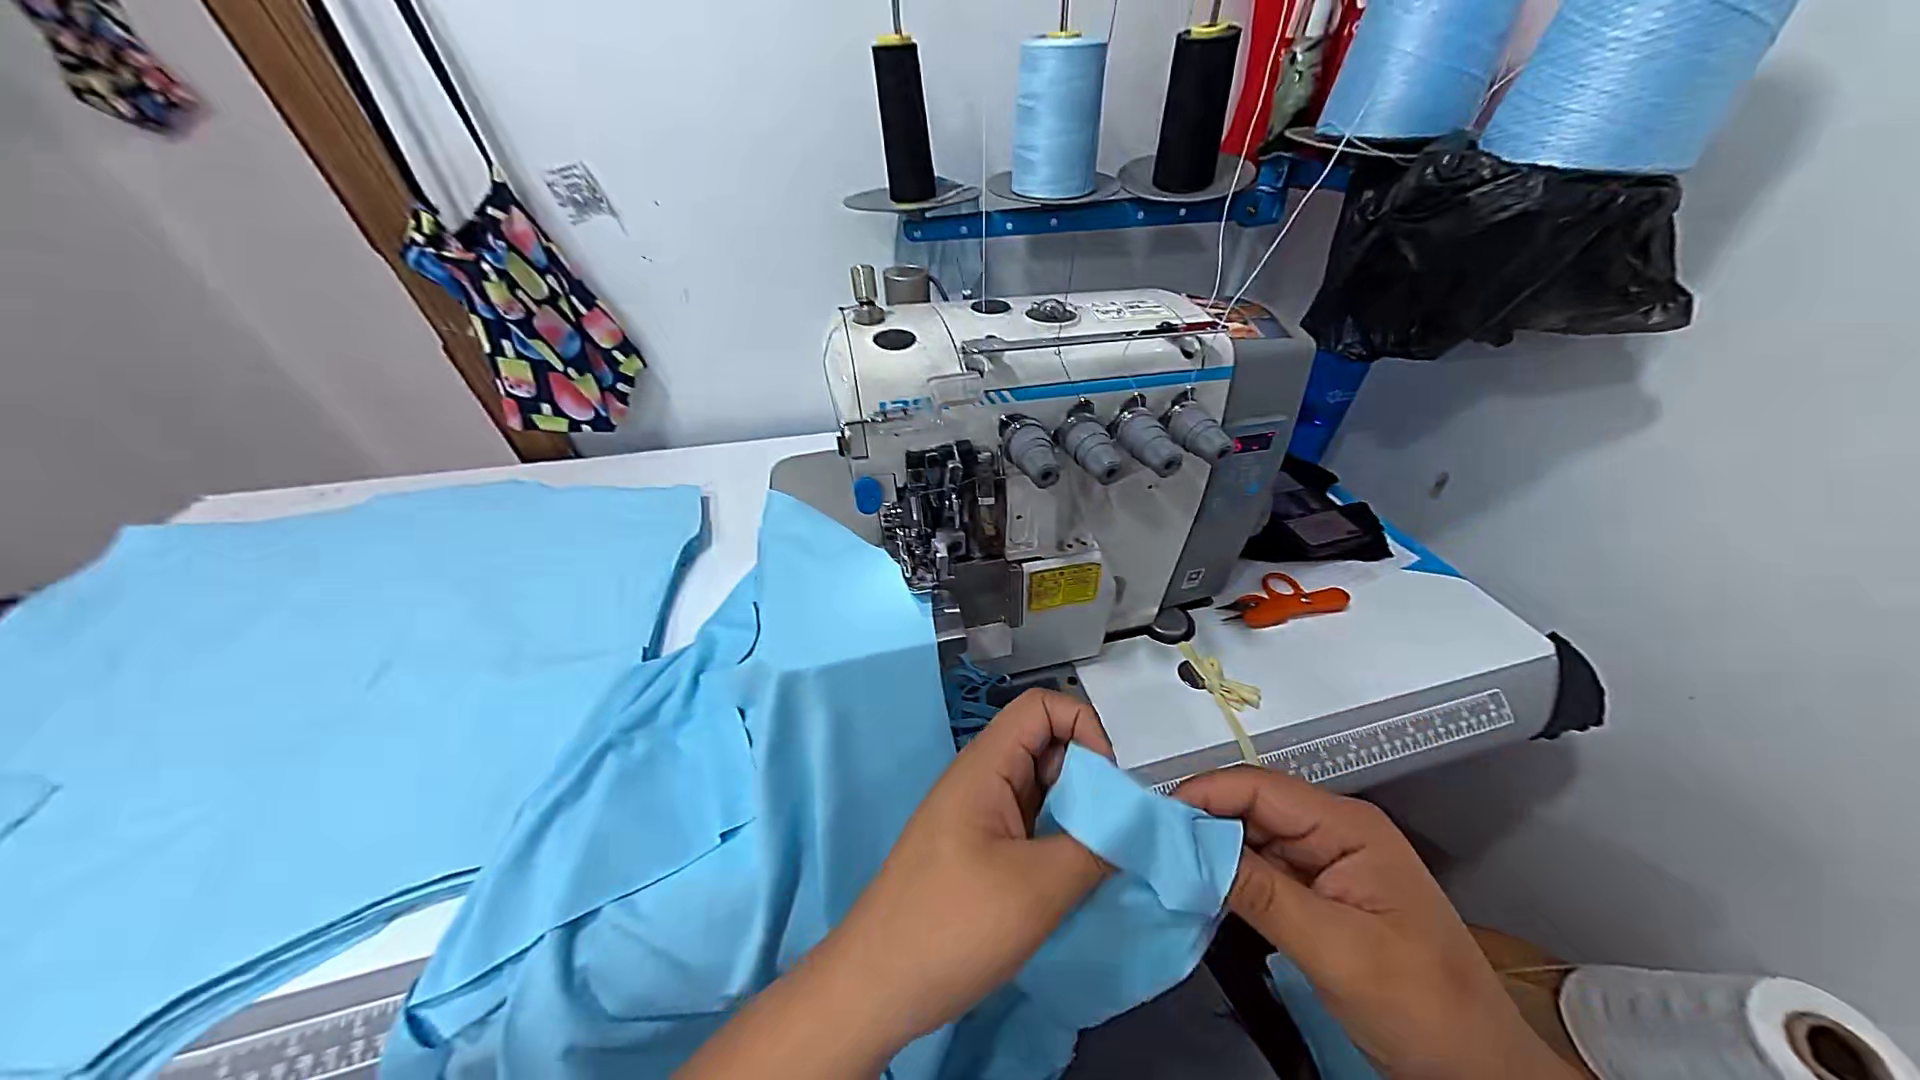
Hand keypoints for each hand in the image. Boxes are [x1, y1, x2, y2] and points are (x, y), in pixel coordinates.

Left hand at [826, 688, 1114, 1041]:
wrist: (876, 987)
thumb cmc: (952, 925)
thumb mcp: (1038, 887)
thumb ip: (1098, 846)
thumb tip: (1145, 822)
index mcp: (986, 765)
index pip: (1043, 707)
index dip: (1086, 727)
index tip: (1115, 784)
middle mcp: (984, 779)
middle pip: (1049, 746)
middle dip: (1094, 776)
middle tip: (1127, 825)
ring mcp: (982, 815)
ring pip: (1045, 789)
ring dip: (1082, 811)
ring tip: (1113, 851)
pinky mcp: (983, 849)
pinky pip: (1034, 823)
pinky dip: (1064, 837)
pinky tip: (1085, 872)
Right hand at [1174, 766, 1580, 1079]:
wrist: (1476, 1072)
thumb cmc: (1423, 1006)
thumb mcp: (1337, 949)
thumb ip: (1261, 892)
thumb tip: (1189, 850)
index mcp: (1346, 826)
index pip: (1258, 787)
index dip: (1204, 796)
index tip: (1155, 822)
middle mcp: (1330, 831)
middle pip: (1249, 807)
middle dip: (1200, 824)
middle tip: (1152, 850)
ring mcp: (1321, 861)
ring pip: (1248, 838)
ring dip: (1209, 852)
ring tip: (1165, 869)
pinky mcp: (1312, 892)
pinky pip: (1257, 869)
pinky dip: (1226, 878)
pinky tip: (1199, 891)